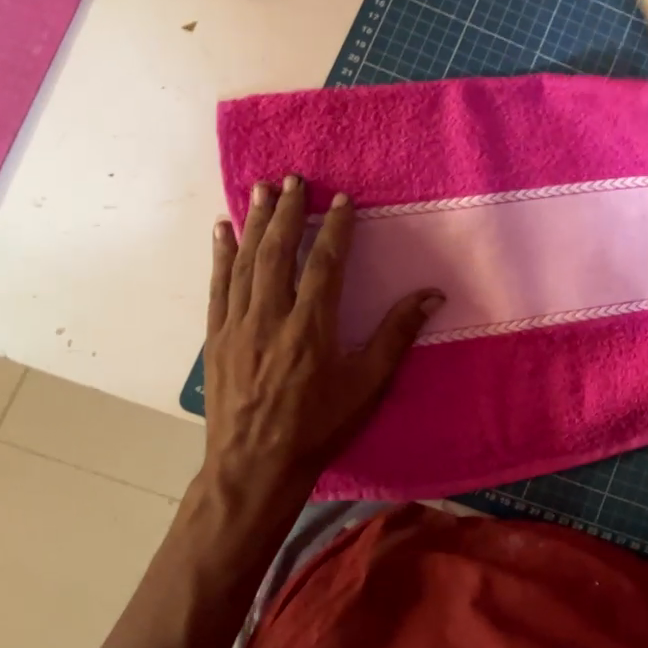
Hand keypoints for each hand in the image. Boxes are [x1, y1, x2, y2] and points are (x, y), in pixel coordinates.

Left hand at [202, 176, 442, 499]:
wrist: (252, 469)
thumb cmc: (318, 427)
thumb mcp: (368, 385)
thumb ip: (397, 335)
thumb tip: (432, 295)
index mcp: (310, 328)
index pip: (324, 263)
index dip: (335, 228)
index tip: (343, 200)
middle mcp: (270, 318)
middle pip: (278, 252)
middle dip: (288, 211)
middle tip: (295, 178)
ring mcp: (237, 326)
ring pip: (245, 262)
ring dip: (255, 222)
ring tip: (261, 188)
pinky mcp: (216, 338)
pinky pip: (217, 286)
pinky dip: (220, 255)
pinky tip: (222, 230)